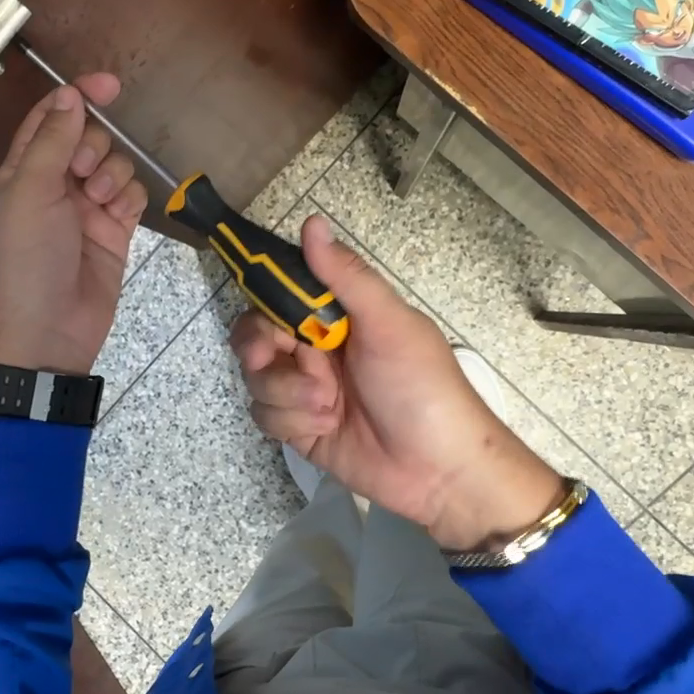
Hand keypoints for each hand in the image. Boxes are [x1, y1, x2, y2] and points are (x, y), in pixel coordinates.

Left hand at [0, 75, 149, 375]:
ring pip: (114, 165)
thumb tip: (70, 94)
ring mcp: (87, 210)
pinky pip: (132, 196)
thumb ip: (51, 140)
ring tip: (100, 203)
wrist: (49, 330)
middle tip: (85, 174)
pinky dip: (130, 198)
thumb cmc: (26, 259)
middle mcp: (55, 185)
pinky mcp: (115, 232)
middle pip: (88, 138)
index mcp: (22, 171)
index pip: (50, 118)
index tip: (109, 84)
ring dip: (113, 175)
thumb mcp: (28, 193)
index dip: (77, 95)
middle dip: (94, 146)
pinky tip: (120, 216)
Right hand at [229, 216, 563, 549]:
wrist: (439, 470)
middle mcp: (315, 349)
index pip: (280, 296)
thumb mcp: (390, 325)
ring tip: (328, 407)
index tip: (269, 318)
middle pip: (255, 337)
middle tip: (276, 360)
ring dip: (288, 393)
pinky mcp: (298, 427)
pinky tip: (325, 427)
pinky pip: (265, 415)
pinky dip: (292, 421)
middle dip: (264, 352)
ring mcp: (304, 390)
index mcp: (338, 317)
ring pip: (256, 379)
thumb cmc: (422, 387)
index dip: (264, 305)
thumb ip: (347, 278)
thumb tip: (312, 223)